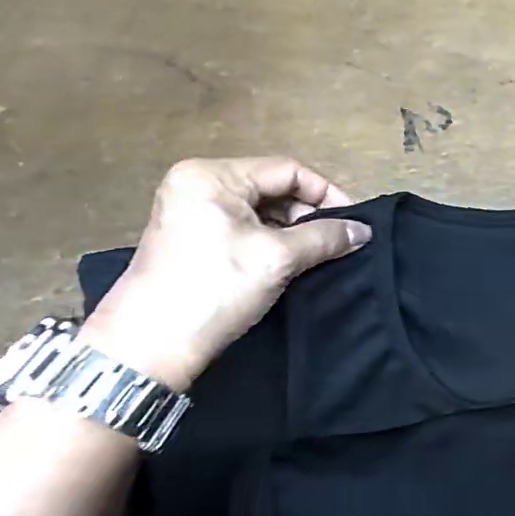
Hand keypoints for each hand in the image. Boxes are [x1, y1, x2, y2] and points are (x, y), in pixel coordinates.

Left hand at [79, 157, 371, 390]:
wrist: (150, 345)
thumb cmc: (214, 289)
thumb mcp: (278, 258)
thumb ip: (326, 237)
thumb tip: (364, 231)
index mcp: (212, 176)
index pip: (288, 170)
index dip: (327, 194)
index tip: (354, 223)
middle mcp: (198, 183)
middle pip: (274, 186)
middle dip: (310, 213)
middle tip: (338, 242)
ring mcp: (192, 209)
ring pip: (262, 208)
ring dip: (294, 229)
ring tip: (319, 254)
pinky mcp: (193, 236)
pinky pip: (246, 225)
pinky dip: (273, 239)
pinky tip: (292, 260)